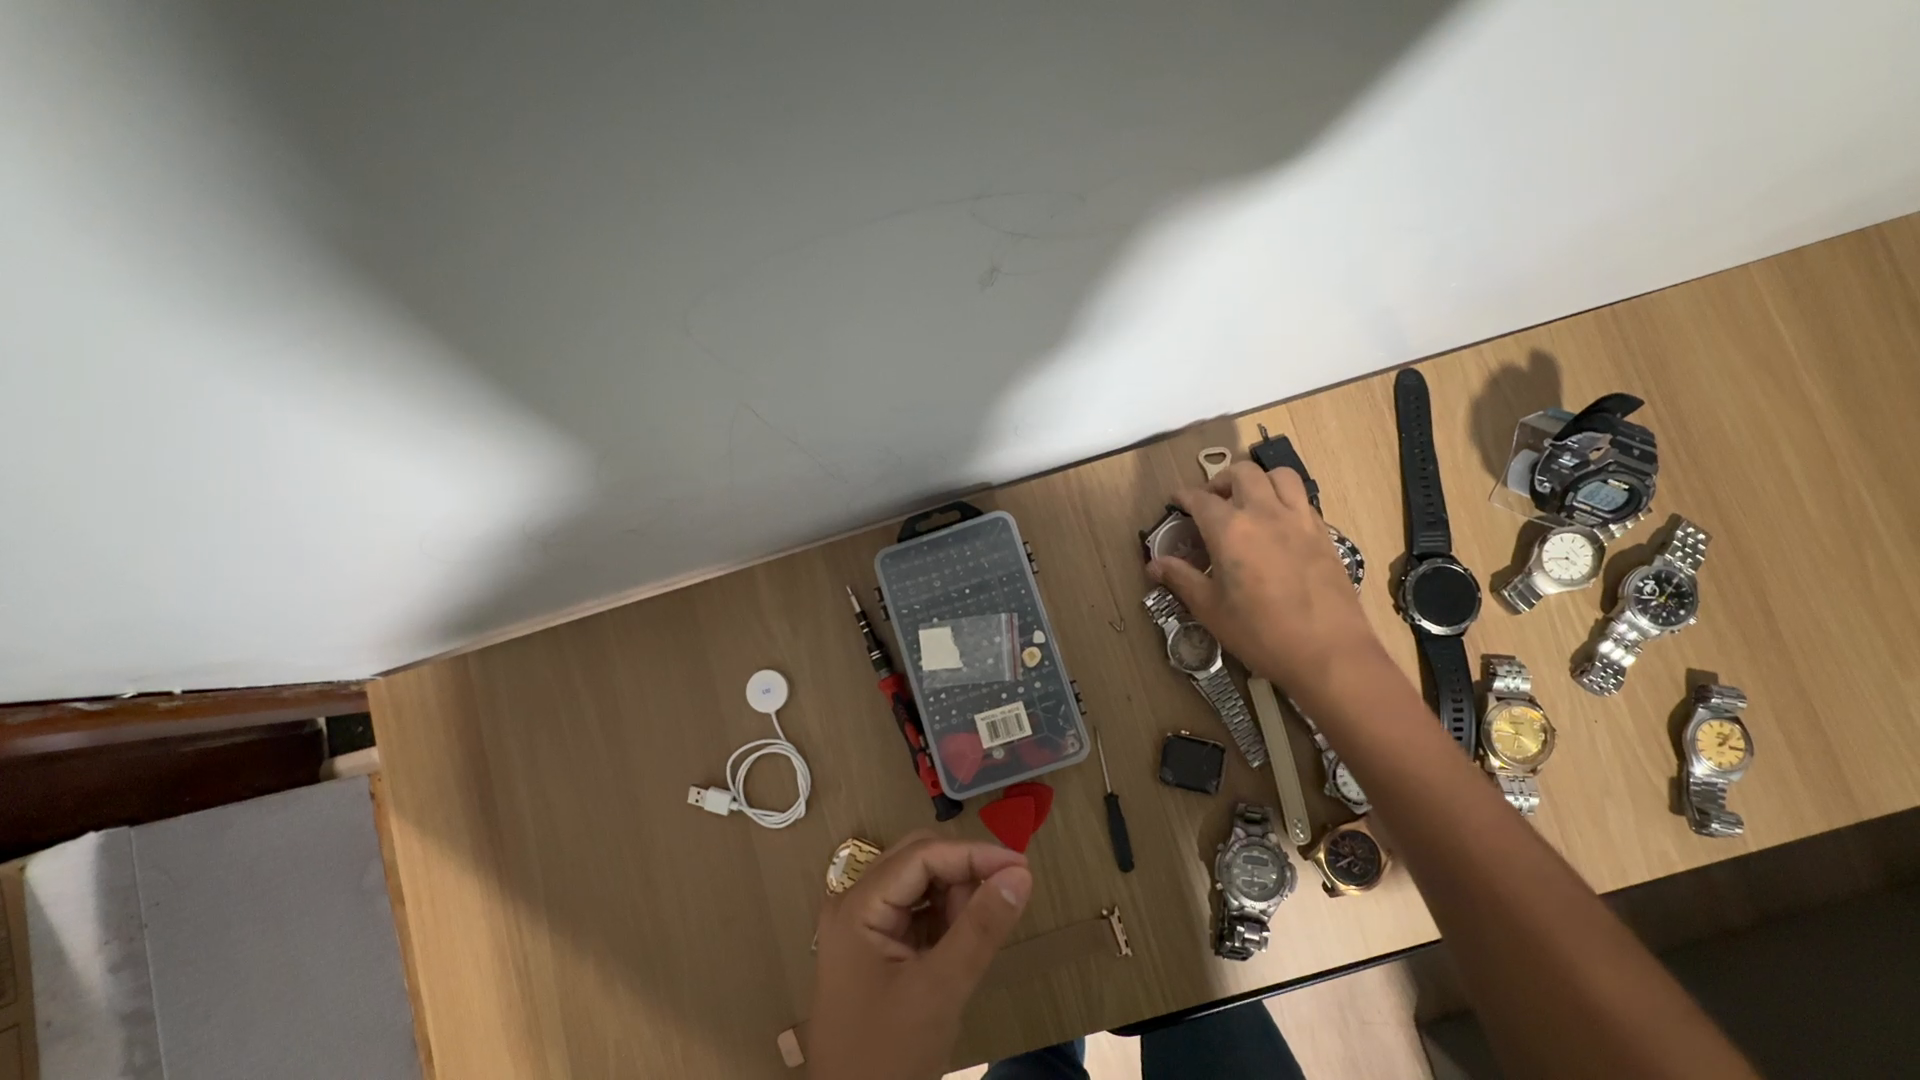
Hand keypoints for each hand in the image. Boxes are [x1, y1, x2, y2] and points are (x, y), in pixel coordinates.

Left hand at [808, 833, 1032, 1079]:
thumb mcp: (940, 989)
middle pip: (918, 862)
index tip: (1023, 868)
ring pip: (920, 885)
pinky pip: (917, 914)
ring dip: (956, 897)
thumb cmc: (889, 1053)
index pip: (922, 856)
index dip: (973, 855)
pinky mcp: (876, 949)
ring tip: (980, 932)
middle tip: (1007, 895)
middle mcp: (855, 904)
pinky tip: (965, 941)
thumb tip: (1021, 874)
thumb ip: (980, 928)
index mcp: (857, 906)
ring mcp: (863, 927)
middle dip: (964, 872)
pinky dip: (946, 919)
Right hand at [1148, 461, 1388, 705]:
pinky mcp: (1324, 533)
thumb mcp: (1211, 610)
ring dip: (1259, 480)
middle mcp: (1265, 513)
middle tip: (1212, 501)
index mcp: (1230, 529)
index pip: (1200, 499)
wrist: (1329, 652)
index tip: (1176, 503)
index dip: (1184, 497)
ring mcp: (1299, 520)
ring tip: (1249, 501)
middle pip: (1242, 473)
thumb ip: (1181, 579)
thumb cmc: (1261, 634)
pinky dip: (1285, 498)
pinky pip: (1302, 499)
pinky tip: (1278, 525)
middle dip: (1221, 480)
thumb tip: (1154, 564)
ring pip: (1279, 475)